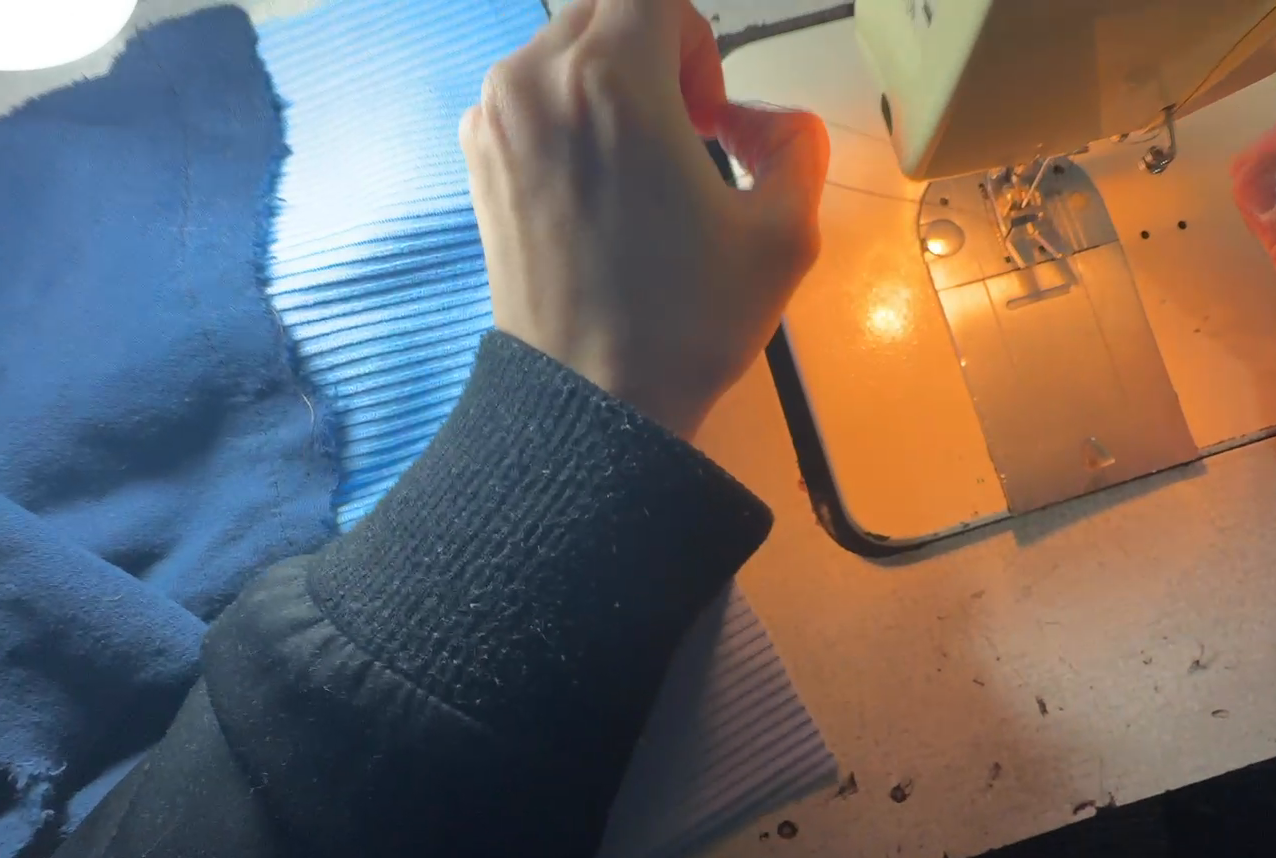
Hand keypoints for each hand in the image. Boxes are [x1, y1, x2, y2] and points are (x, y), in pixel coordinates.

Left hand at [461, 0, 829, 437]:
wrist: (596, 401)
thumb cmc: (692, 322)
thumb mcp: (787, 238)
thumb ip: (800, 147)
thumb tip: (768, 120)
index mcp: (612, 81)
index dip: (700, 45)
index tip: (712, 120)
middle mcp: (535, 76)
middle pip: (605, 11)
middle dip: (655, 59)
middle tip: (683, 144)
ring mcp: (493, 118)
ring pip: (561, 52)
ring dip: (610, 89)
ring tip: (638, 176)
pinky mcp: (475, 161)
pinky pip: (527, 98)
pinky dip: (568, 120)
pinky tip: (594, 197)